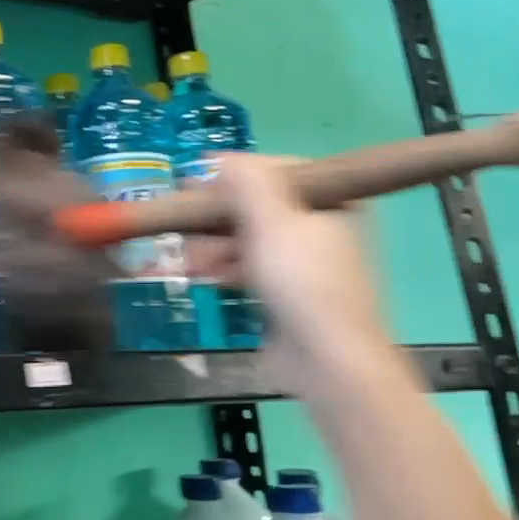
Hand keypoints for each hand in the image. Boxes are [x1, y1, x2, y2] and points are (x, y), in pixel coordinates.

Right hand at [186, 154, 399, 398]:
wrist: (327, 360)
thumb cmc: (304, 282)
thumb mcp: (274, 220)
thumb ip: (248, 182)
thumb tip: (223, 159)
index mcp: (333, 201)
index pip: (278, 169)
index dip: (236, 173)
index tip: (198, 181)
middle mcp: (321, 226)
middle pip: (256, 205)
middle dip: (216, 215)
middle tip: (185, 221)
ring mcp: (303, 262)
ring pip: (246, 237)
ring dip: (212, 243)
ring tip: (190, 258)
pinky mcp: (285, 292)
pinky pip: (246, 266)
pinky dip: (223, 267)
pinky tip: (201, 275)